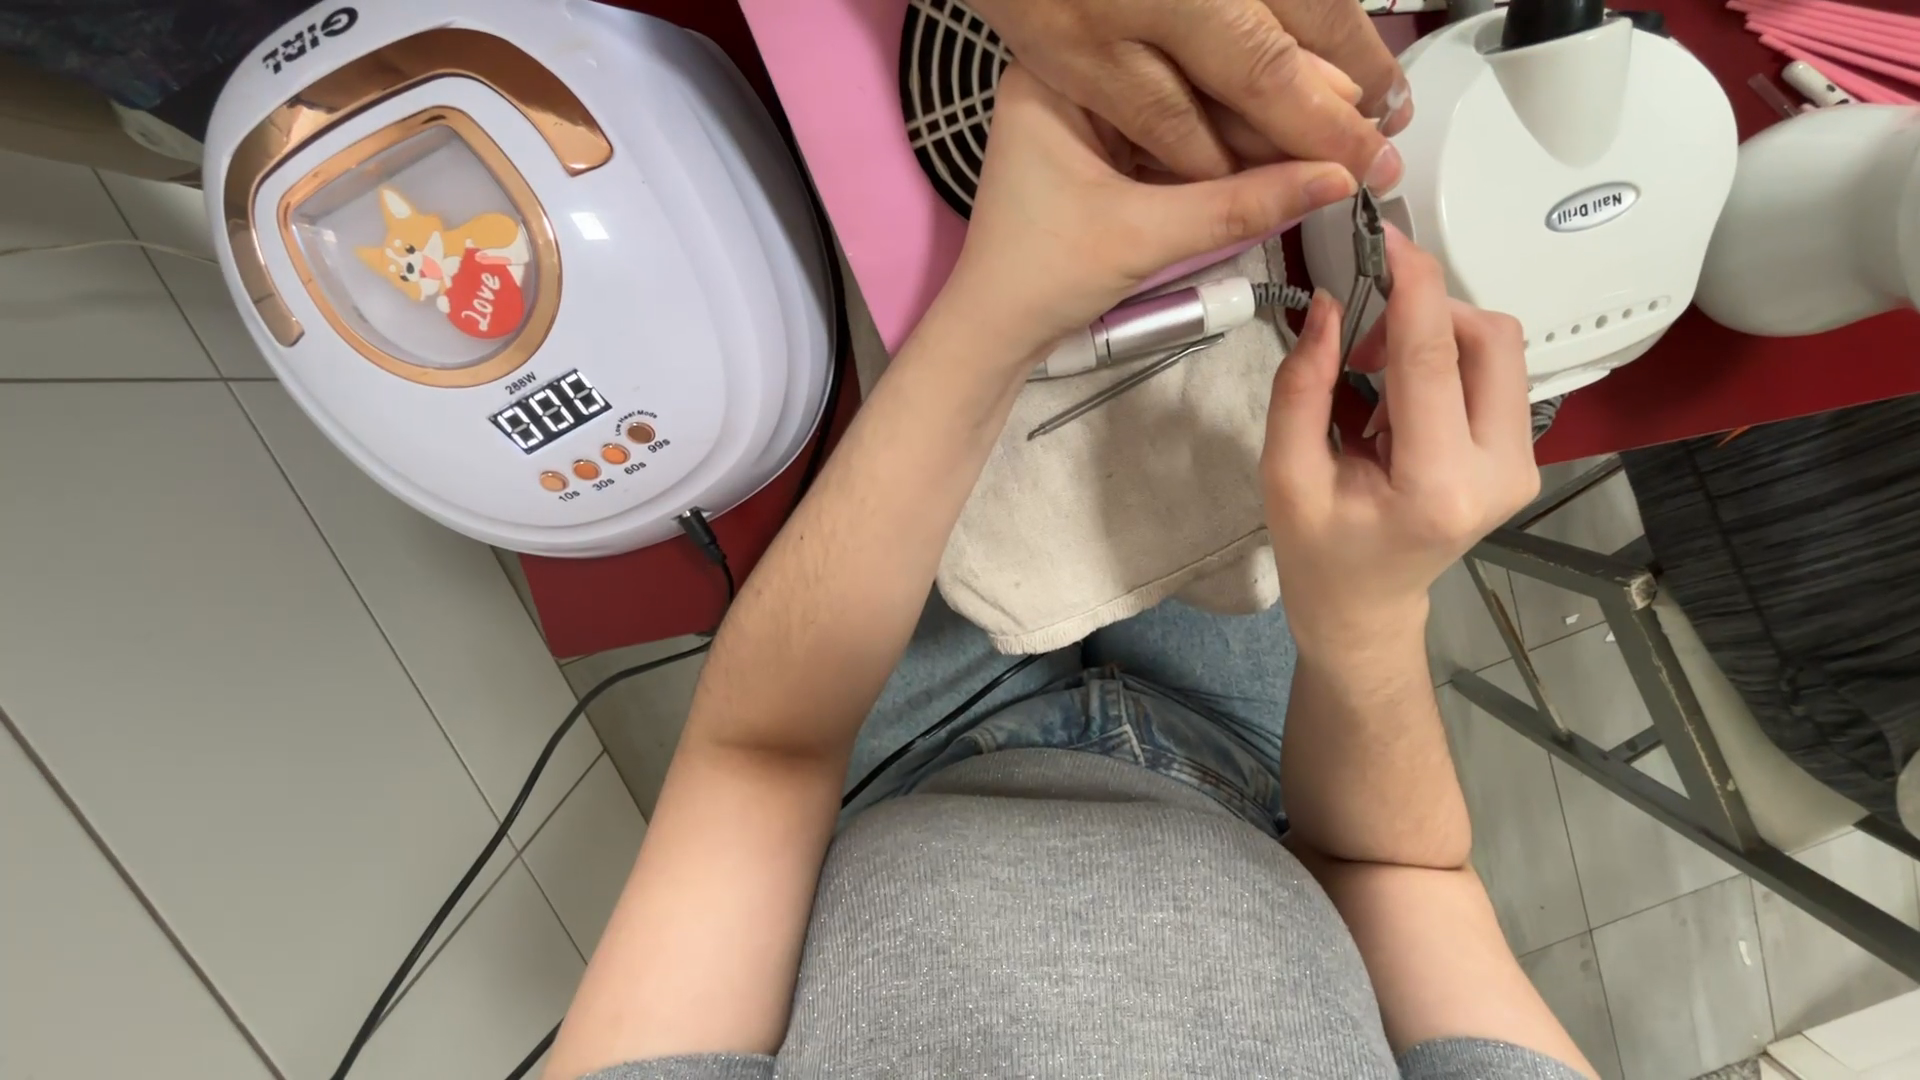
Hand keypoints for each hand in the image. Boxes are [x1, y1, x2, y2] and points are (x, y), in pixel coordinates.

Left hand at [940, 65, 1356, 367]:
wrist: (995, 336)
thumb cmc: (1042, 279)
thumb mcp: (1143, 236)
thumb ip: (1240, 205)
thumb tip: (1341, 176)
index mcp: (1057, 74)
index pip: (1177, 59)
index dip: (1259, 76)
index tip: (1338, 93)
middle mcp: (1069, 81)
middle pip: (1183, 84)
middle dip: (1258, 109)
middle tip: (1348, 115)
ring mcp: (1082, 120)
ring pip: (1181, 116)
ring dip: (1244, 136)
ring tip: (1325, 138)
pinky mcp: (1095, 157)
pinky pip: (1166, 146)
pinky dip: (1212, 160)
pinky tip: (1273, 162)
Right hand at [1260, 229, 1537, 654]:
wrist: (1365, 609)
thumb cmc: (1316, 554)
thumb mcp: (1286, 476)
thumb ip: (1301, 391)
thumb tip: (1329, 309)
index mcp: (1438, 484)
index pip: (1433, 358)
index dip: (1412, 285)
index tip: (1383, 235)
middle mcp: (1502, 469)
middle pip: (1491, 338)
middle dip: (1427, 310)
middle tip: (1363, 336)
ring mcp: (1521, 464)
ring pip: (1500, 350)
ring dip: (1435, 336)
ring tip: (1373, 374)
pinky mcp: (1520, 457)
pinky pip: (1493, 376)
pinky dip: (1443, 362)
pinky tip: (1397, 399)